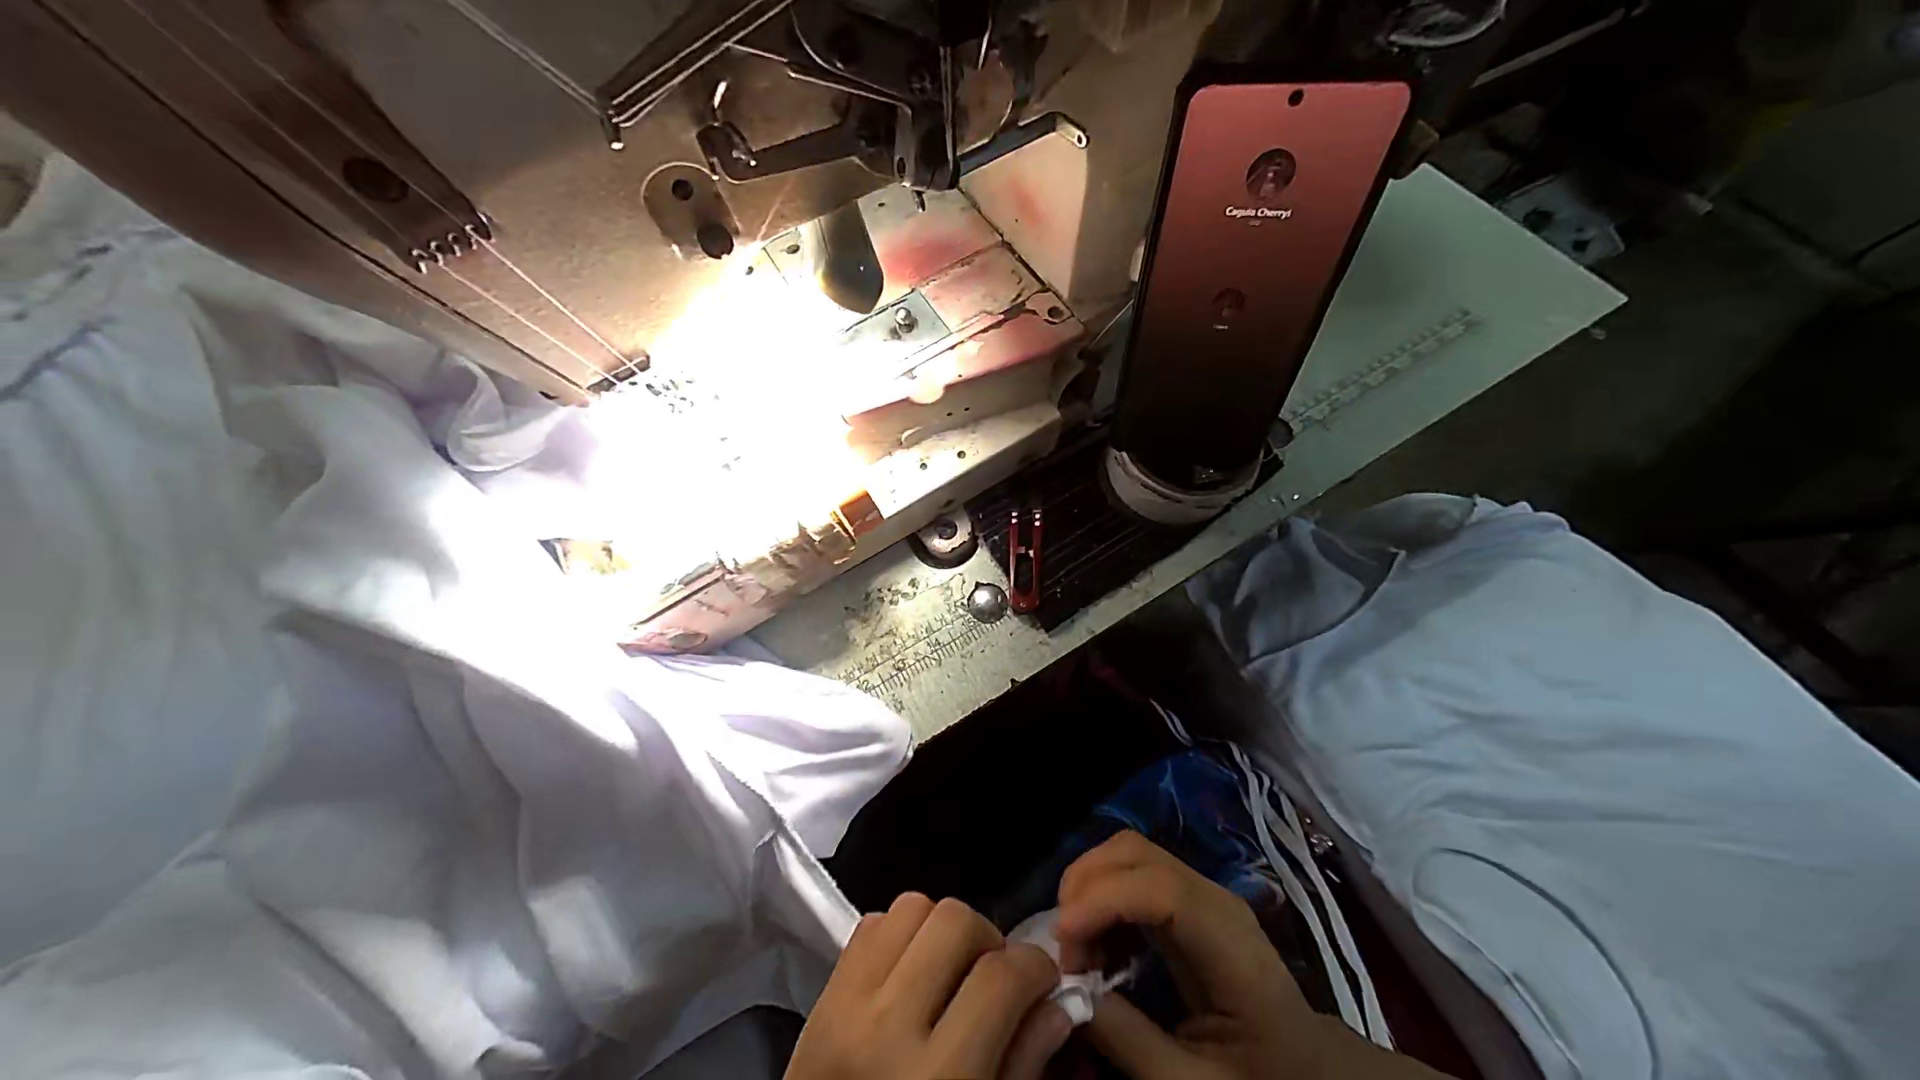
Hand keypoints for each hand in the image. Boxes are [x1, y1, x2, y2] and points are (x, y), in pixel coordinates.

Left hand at [786, 892, 1073, 1079]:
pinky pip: (872, 923)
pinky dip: (900, 934)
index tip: (1042, 979)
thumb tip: (1056, 1001)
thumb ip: (1022, 1065)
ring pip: (912, 907)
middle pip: (955, 922)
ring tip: (949, 971)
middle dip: (988, 939)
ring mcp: (848, 1002)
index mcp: (938, 1077)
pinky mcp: (824, 991)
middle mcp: (889, 1026)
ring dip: (941, 930)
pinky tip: (909, 973)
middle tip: (992, 975)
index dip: (1036, 967)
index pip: (1000, 978)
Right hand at [1055, 832, 1447, 1079]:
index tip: (1061, 937)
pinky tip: (1097, 945)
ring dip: (1089, 889)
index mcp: (1231, 945)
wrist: (1309, 1069)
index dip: (1103, 900)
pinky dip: (1101, 897)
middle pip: (1135, 852)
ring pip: (1128, 854)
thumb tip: (1067, 991)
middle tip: (1064, 947)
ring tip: (1078, 949)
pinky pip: (1132, 873)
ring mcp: (1201, 894)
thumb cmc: (1261, 1078)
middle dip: (1085, 885)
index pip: (1160, 889)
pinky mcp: (1187, 900)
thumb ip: (1129, 1041)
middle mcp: (1215, 900)